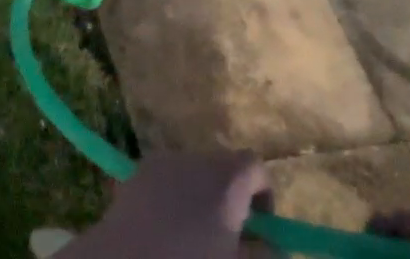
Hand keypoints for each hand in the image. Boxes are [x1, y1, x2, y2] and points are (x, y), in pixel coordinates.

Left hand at [55, 151, 268, 257]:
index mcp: (226, 179)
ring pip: (193, 174)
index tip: (260, 229)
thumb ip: (265, 254)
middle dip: (232, 199)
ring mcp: (160, 162)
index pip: (254, 165)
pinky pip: (167, 180)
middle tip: (230, 238)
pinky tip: (166, 232)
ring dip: (202, 197)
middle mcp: (193, 159)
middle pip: (223, 168)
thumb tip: (273, 245)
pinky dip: (175, 198)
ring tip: (194, 237)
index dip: (263, 194)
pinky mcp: (136, 174)